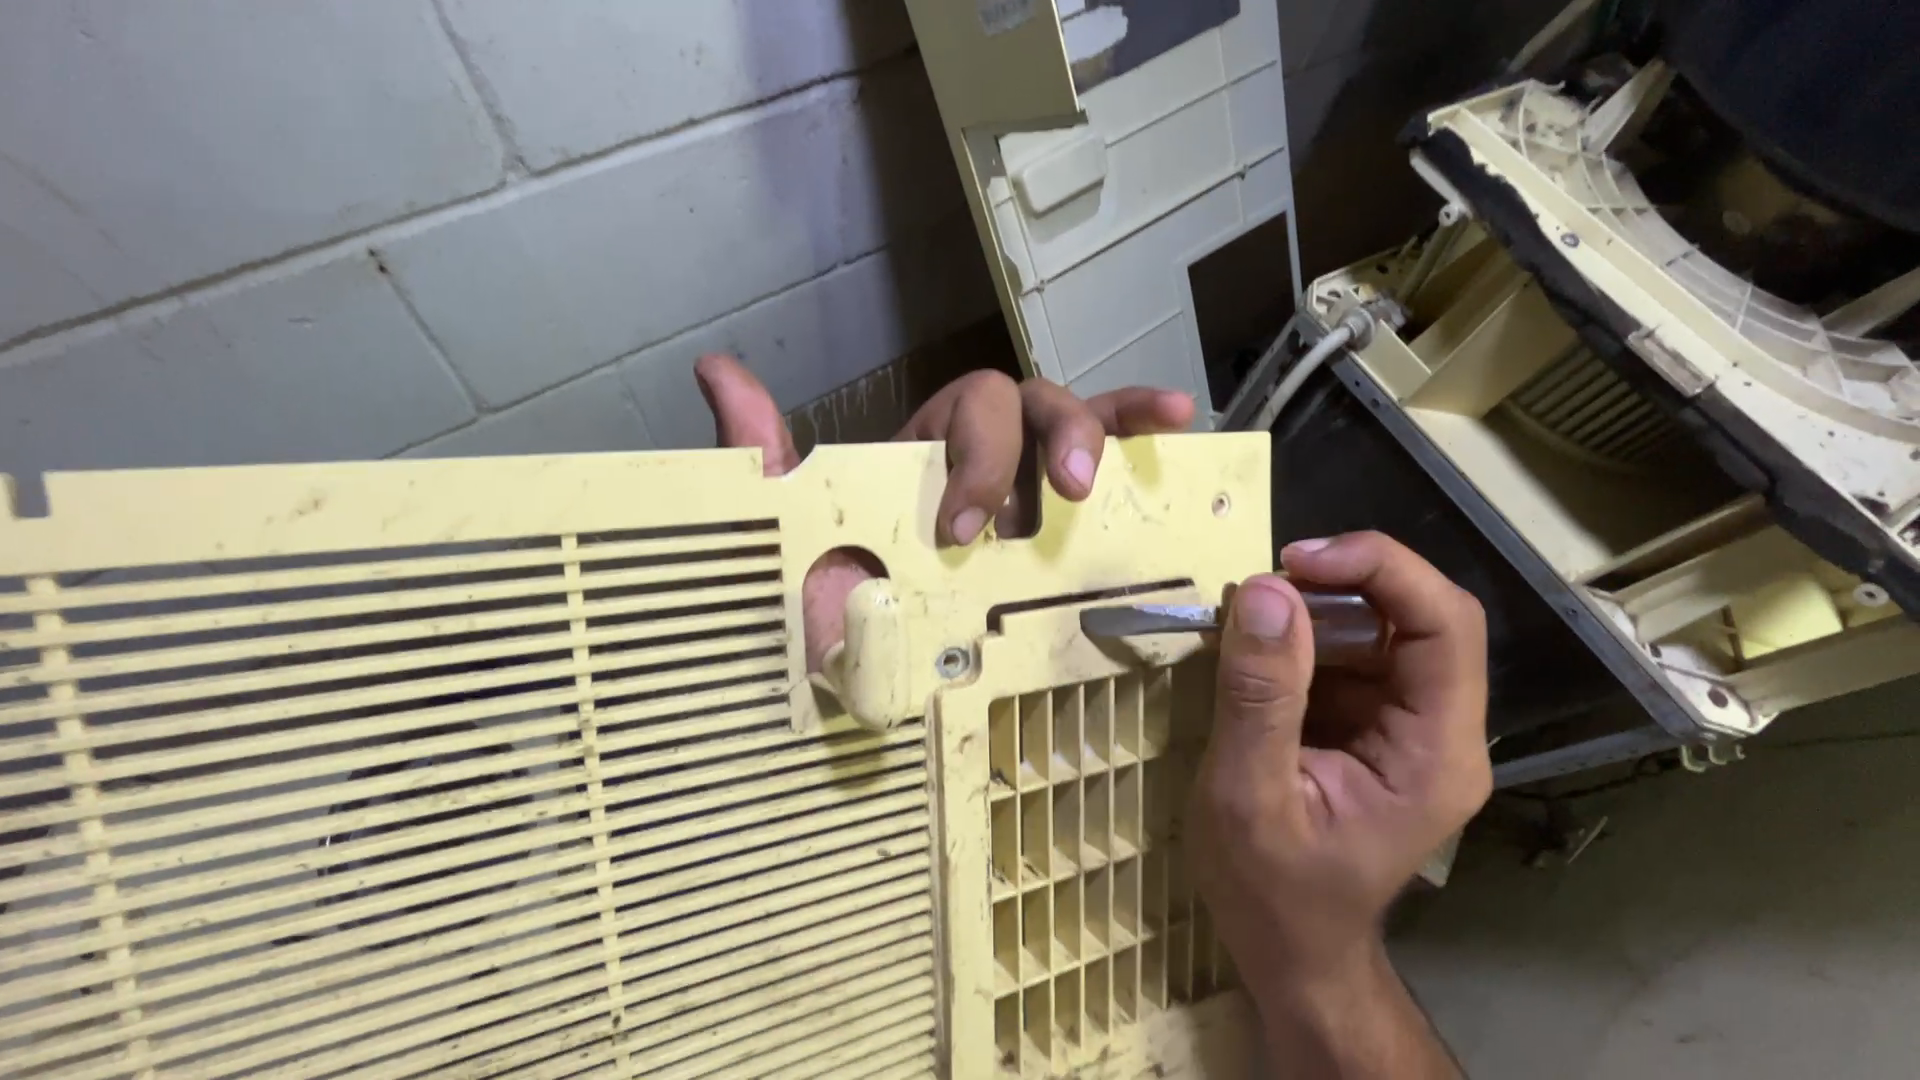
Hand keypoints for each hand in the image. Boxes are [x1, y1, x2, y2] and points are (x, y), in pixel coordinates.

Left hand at [693, 355, 1193, 668]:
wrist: (864, 674)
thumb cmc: (834, 603)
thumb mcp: (790, 537)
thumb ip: (760, 455)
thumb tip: (717, 370)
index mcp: (921, 451)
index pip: (965, 411)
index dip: (977, 458)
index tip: (963, 530)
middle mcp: (978, 456)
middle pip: (1026, 402)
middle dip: (1048, 438)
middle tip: (1063, 492)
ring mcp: (1025, 487)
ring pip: (1072, 420)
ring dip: (1102, 426)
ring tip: (1129, 452)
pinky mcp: (1061, 525)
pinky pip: (1111, 464)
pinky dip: (1139, 432)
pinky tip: (1178, 424)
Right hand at [1190, 532, 1490, 1076]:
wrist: (1291, 953)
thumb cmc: (1271, 892)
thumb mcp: (1248, 794)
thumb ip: (1259, 695)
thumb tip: (1263, 591)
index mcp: (1434, 752)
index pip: (1445, 623)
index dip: (1379, 569)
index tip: (1293, 561)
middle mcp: (1438, 730)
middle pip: (1415, 617)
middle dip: (1336, 586)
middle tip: (1254, 591)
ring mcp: (1406, 729)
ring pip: (1377, 631)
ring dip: (1310, 612)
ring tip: (1240, 624)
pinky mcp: (1370, 728)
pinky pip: (1346, 658)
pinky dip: (1297, 641)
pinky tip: (1251, 655)